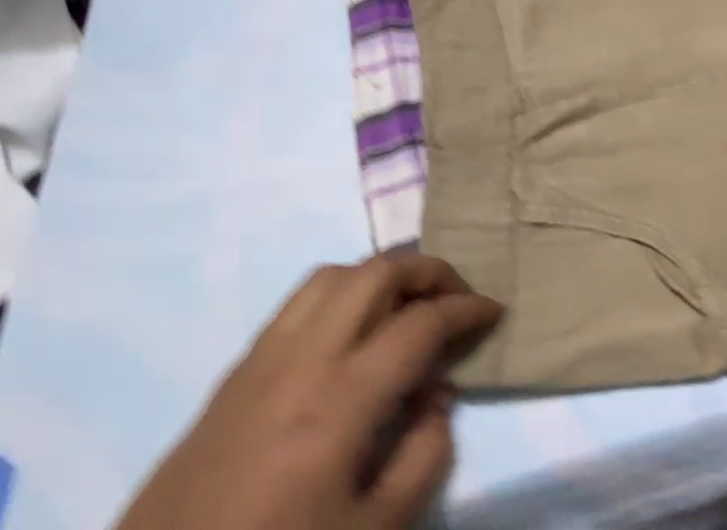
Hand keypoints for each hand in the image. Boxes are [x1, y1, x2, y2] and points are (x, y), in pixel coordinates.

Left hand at [115, 254, 501, 529]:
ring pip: (329, 277)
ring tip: (407, 308)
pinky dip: (340, 298)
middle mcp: (300, 362)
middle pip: (374, 274)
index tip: (496, 313)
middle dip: (428, 271)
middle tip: (457, 299)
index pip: (421, 323)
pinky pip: (295, 307)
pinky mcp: (230, 379)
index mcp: (340, 401)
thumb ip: (424, 456)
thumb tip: (436, 399)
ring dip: (380, 277)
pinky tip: (353, 340)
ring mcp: (258, 364)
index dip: (469, 310)